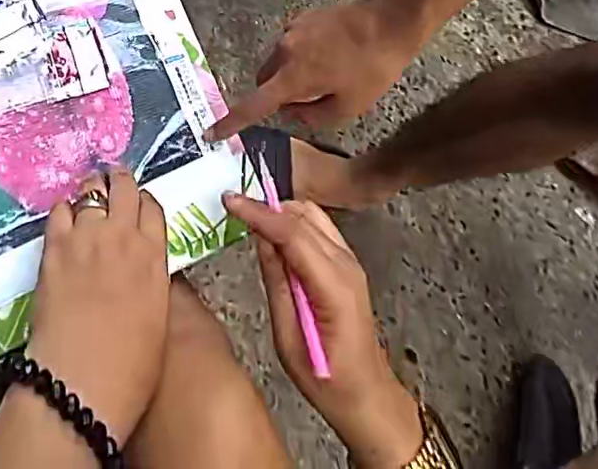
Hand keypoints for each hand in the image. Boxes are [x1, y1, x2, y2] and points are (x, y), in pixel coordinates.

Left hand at [25, 168, 169, 446]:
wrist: (81, 384)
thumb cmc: (130, 368)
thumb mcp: (158, 316)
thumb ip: (151, 277)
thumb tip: (142, 264)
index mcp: (153, 256)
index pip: (152, 207)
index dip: (143, 201)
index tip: (137, 203)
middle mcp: (122, 236)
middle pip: (123, 186)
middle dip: (119, 181)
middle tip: (113, 182)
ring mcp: (86, 237)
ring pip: (90, 190)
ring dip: (91, 190)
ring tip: (88, 194)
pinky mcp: (55, 246)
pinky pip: (60, 210)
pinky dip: (64, 210)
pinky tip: (64, 219)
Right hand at [208, 0, 421, 139]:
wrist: (388, 20)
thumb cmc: (372, 68)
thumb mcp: (350, 106)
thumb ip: (314, 116)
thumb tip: (293, 111)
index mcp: (292, 78)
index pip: (253, 105)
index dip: (231, 121)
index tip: (212, 132)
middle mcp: (282, 52)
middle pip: (263, 80)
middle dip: (276, 94)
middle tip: (308, 101)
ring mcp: (290, 32)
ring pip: (277, 62)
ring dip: (290, 73)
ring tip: (328, 73)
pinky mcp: (300, 19)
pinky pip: (291, 45)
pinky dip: (301, 55)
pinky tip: (330, 54)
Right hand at [224, 194, 422, 468]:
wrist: (369, 397)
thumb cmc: (327, 380)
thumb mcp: (288, 338)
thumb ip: (276, 282)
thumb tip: (260, 239)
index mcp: (333, 287)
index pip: (291, 233)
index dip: (257, 212)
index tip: (229, 200)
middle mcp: (346, 266)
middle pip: (301, 216)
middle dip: (265, 207)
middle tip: (234, 208)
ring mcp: (350, 262)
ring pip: (310, 214)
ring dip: (279, 211)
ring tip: (250, 219)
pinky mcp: (347, 263)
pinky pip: (318, 226)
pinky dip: (292, 220)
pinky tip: (274, 233)